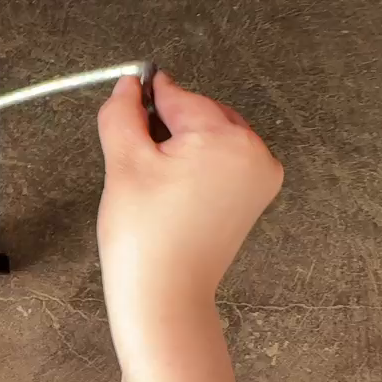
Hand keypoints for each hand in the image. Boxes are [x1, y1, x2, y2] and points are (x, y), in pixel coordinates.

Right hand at [95, 72, 281, 353]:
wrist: (164, 295)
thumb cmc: (144, 239)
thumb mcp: (122, 165)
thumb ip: (121, 114)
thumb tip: (126, 87)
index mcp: (224, 136)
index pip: (178, 97)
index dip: (144, 103)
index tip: (126, 104)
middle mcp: (254, 150)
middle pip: (199, 115)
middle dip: (166, 130)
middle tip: (136, 165)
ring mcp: (260, 176)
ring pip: (211, 139)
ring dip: (181, 149)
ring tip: (155, 187)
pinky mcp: (254, 198)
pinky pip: (223, 164)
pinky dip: (197, 169)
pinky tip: (173, 196)